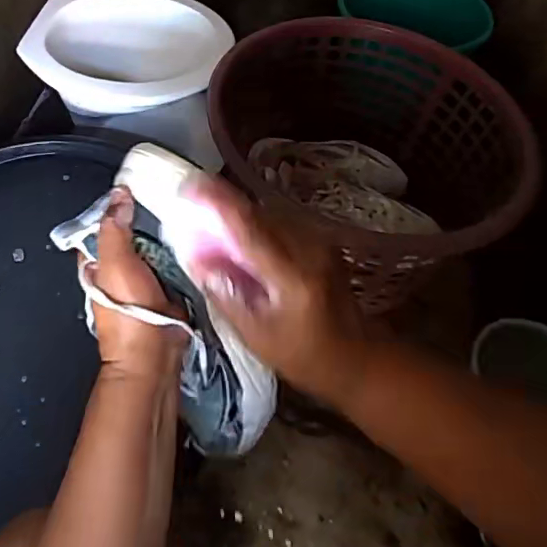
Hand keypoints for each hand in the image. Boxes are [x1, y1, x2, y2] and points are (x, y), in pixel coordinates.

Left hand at [81, 187, 185, 380]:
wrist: (155, 357)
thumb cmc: (128, 311)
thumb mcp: (115, 262)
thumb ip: (114, 227)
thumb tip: (119, 193)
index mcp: (96, 258)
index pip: (104, 221)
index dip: (119, 203)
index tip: (140, 184)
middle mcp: (119, 265)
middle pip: (134, 230)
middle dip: (150, 217)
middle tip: (170, 195)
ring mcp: (145, 277)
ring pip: (157, 245)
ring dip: (170, 234)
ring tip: (187, 210)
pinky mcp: (169, 287)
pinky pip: (176, 262)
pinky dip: (184, 253)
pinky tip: (197, 236)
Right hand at [182, 175, 373, 405]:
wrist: (360, 358)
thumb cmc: (304, 356)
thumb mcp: (256, 335)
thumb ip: (224, 293)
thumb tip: (192, 256)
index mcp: (293, 275)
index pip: (249, 226)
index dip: (216, 202)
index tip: (187, 188)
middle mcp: (308, 248)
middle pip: (254, 212)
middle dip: (217, 203)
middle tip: (186, 205)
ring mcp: (317, 240)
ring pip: (263, 212)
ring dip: (232, 211)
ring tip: (204, 219)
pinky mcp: (318, 239)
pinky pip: (274, 220)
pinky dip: (248, 221)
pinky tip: (234, 234)